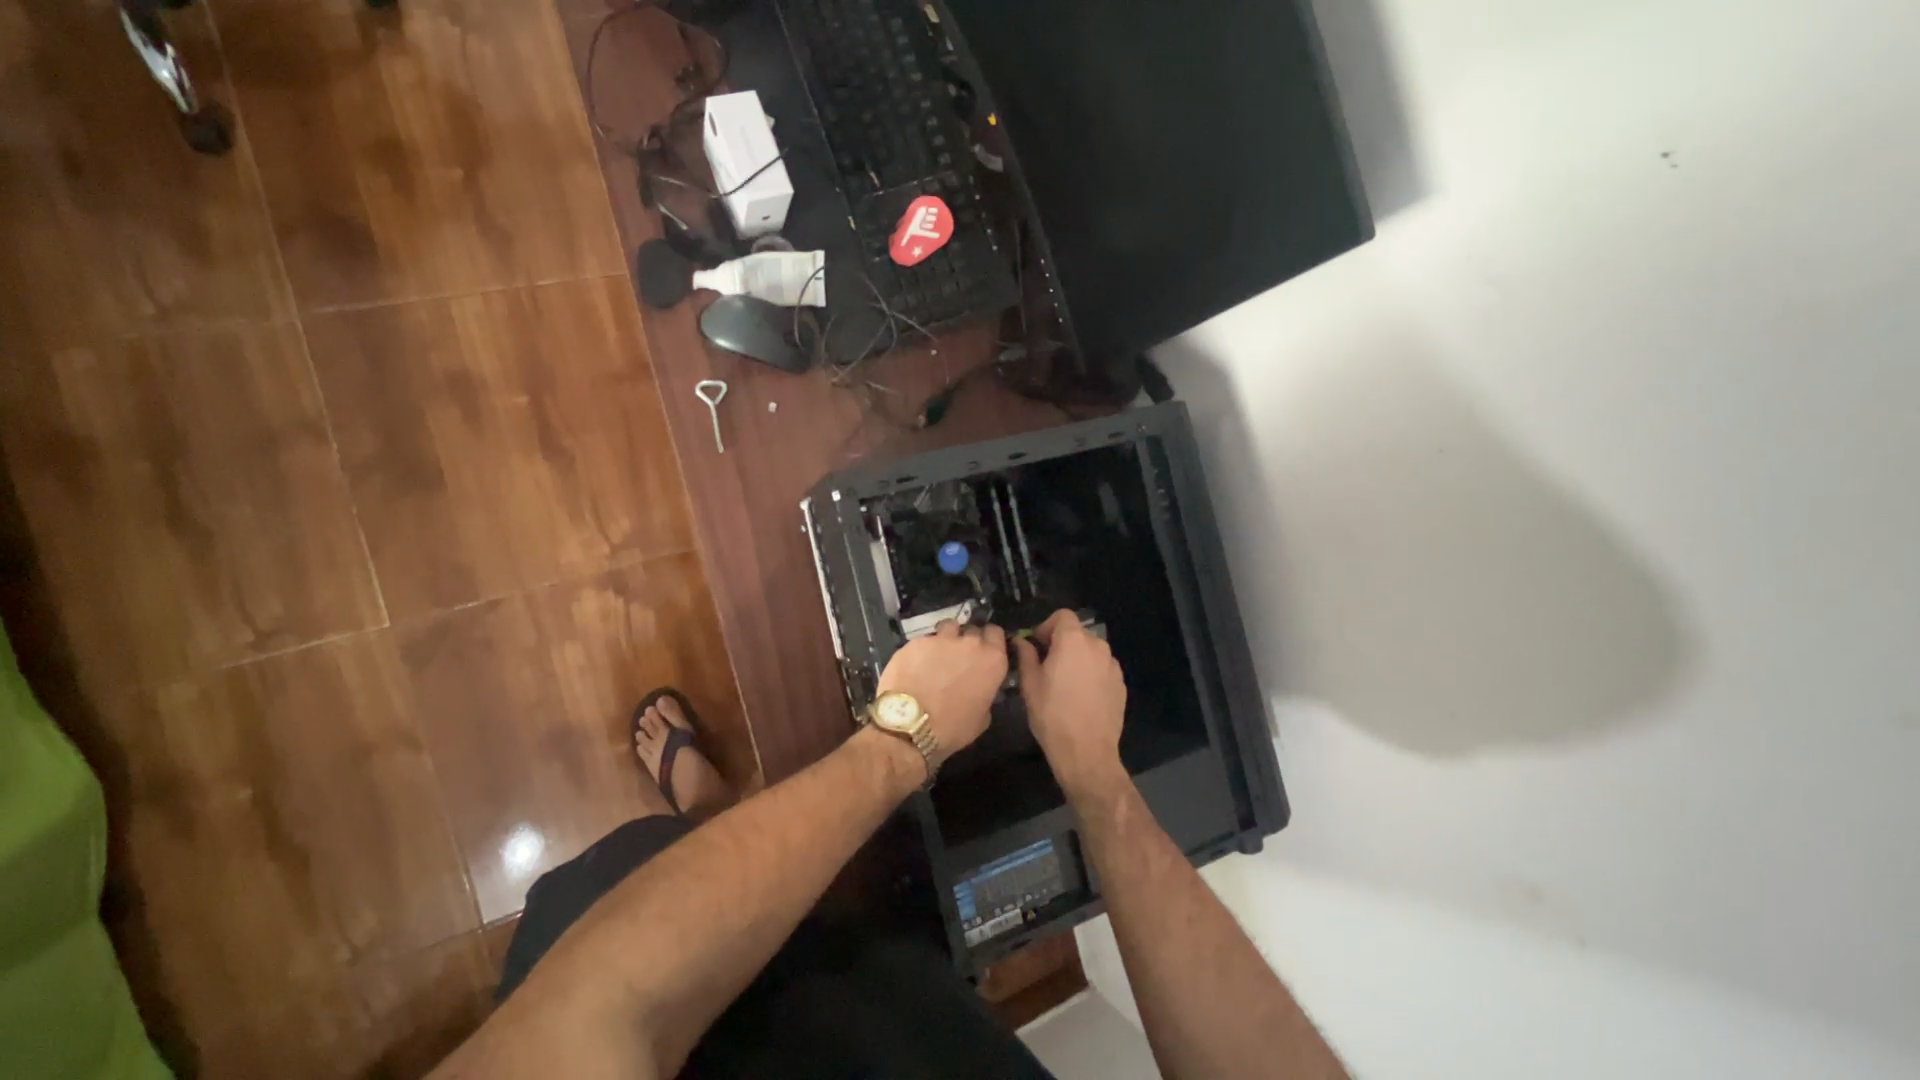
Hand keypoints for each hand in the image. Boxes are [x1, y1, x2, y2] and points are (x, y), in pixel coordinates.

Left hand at [877, 620, 1006, 761]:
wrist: (910, 725)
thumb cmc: (951, 728)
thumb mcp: (981, 718)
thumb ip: (985, 694)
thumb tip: (979, 689)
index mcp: (991, 661)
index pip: (996, 633)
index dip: (990, 640)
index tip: (984, 649)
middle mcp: (969, 644)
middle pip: (972, 629)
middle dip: (968, 640)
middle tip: (960, 658)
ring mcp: (940, 639)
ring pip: (948, 627)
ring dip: (947, 638)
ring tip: (937, 655)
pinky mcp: (915, 642)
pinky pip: (924, 640)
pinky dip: (922, 650)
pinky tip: (914, 666)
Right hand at [1015, 609, 1127, 798]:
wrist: (1086, 752)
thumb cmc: (1052, 715)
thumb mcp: (1030, 684)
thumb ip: (1026, 656)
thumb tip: (1021, 641)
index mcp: (1073, 641)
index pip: (1062, 616)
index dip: (1047, 626)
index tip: (1037, 646)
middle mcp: (1097, 646)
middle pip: (1078, 633)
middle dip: (1062, 642)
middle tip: (1046, 665)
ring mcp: (1112, 665)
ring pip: (1091, 651)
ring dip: (1077, 658)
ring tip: (1064, 683)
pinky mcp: (1121, 684)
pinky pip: (1102, 669)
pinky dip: (1091, 673)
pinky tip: (1081, 697)